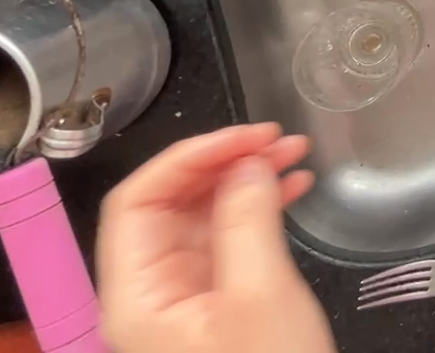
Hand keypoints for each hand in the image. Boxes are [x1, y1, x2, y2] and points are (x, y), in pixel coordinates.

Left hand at [98, 124, 333, 352]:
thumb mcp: (261, 295)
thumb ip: (247, 222)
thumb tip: (247, 161)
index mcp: (136, 294)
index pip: (138, 202)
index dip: (191, 156)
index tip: (253, 135)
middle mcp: (149, 291)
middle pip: (168, 204)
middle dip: (224, 160)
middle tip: (283, 140)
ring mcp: (182, 296)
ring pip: (201, 215)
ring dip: (246, 177)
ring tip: (297, 154)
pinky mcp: (215, 300)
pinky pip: (226, 236)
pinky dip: (259, 204)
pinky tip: (294, 187)